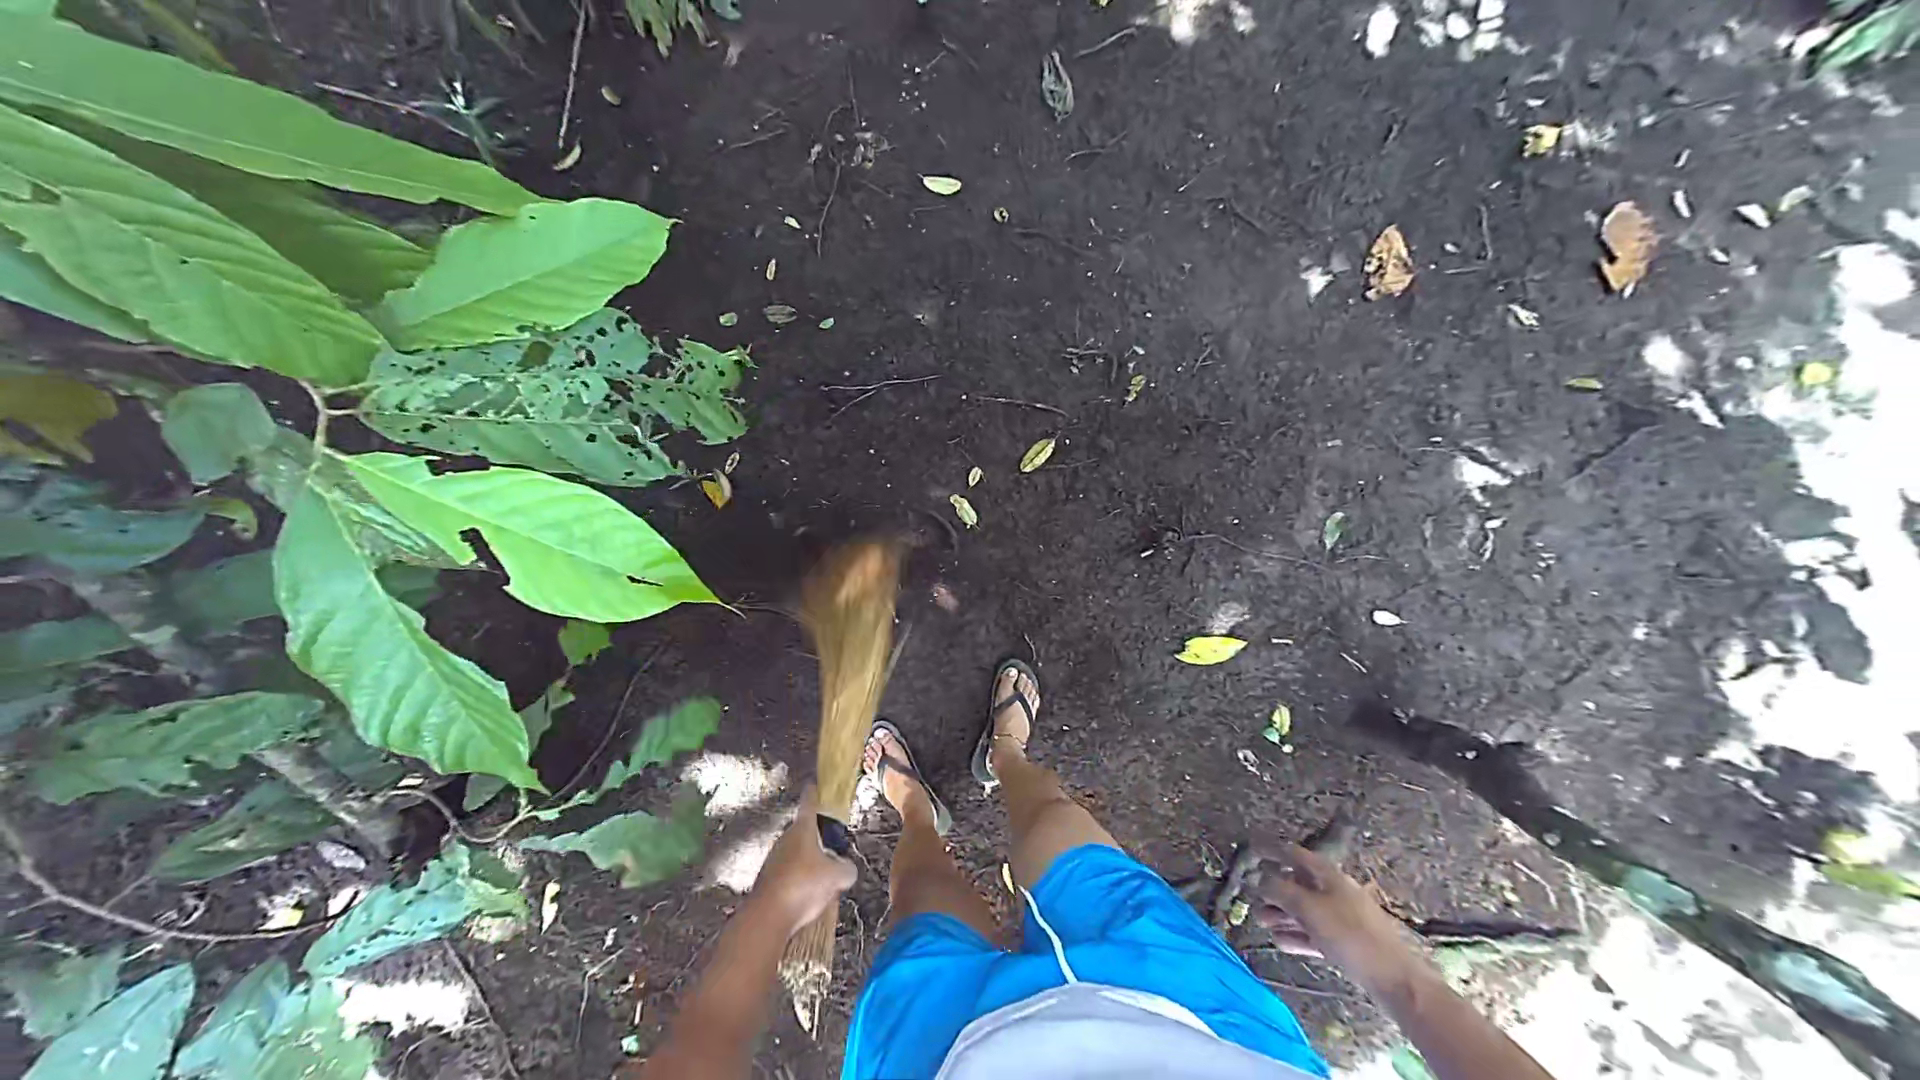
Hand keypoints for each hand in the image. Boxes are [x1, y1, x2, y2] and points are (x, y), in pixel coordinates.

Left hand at [748, 785, 857, 937]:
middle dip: (819, 839)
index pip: (809, 803)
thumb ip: (847, 868)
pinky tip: (807, 897)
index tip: (816, 785)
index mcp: (802, 829)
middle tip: (834, 851)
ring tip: (824, 881)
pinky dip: (798, 881)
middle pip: (804, 831)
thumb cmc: (803, 885)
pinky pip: (788, 874)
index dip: (815, 792)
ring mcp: (773, 860)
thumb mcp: (837, 876)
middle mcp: (785, 839)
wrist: (766, 918)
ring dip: (809, 862)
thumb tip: (846, 868)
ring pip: (796, 854)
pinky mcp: (767, 881)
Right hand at [1246, 843, 1417, 992]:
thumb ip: (1280, 891)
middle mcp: (1335, 891)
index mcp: (1328, 875)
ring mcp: (1342, 918)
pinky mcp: (1347, 943)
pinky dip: (1297, 935)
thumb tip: (1259, 880)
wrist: (1396, 980)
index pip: (1293, 854)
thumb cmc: (1350, 935)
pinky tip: (1280, 942)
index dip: (1271, 852)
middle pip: (1298, 884)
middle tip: (1253, 902)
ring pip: (1305, 911)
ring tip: (1262, 923)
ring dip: (1283, 915)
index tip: (1250, 855)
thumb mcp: (1309, 908)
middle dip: (1274, 892)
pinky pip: (1315, 933)